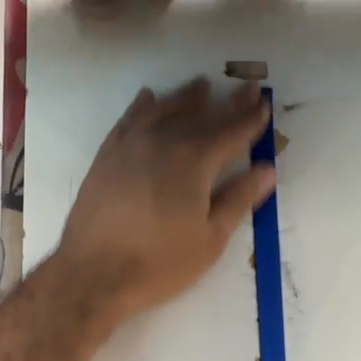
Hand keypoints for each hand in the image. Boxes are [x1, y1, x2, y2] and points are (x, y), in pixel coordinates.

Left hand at [55, 77, 275, 321]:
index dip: (250, 120)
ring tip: (200, 87)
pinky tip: (148, 99)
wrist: (94, 273)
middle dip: (227, 103)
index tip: (265, 106)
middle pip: (201, 115)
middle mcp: (165, 141)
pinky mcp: (106, 157)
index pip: (231, 131)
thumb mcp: (208, 240)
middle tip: (246, 88)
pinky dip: (143, 107)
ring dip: (185, 97)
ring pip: (164, 110)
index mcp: (196, 161)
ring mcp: (131, 145)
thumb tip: (267, 170)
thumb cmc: (158, 265)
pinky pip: (128, 120)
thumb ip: (238, 200)